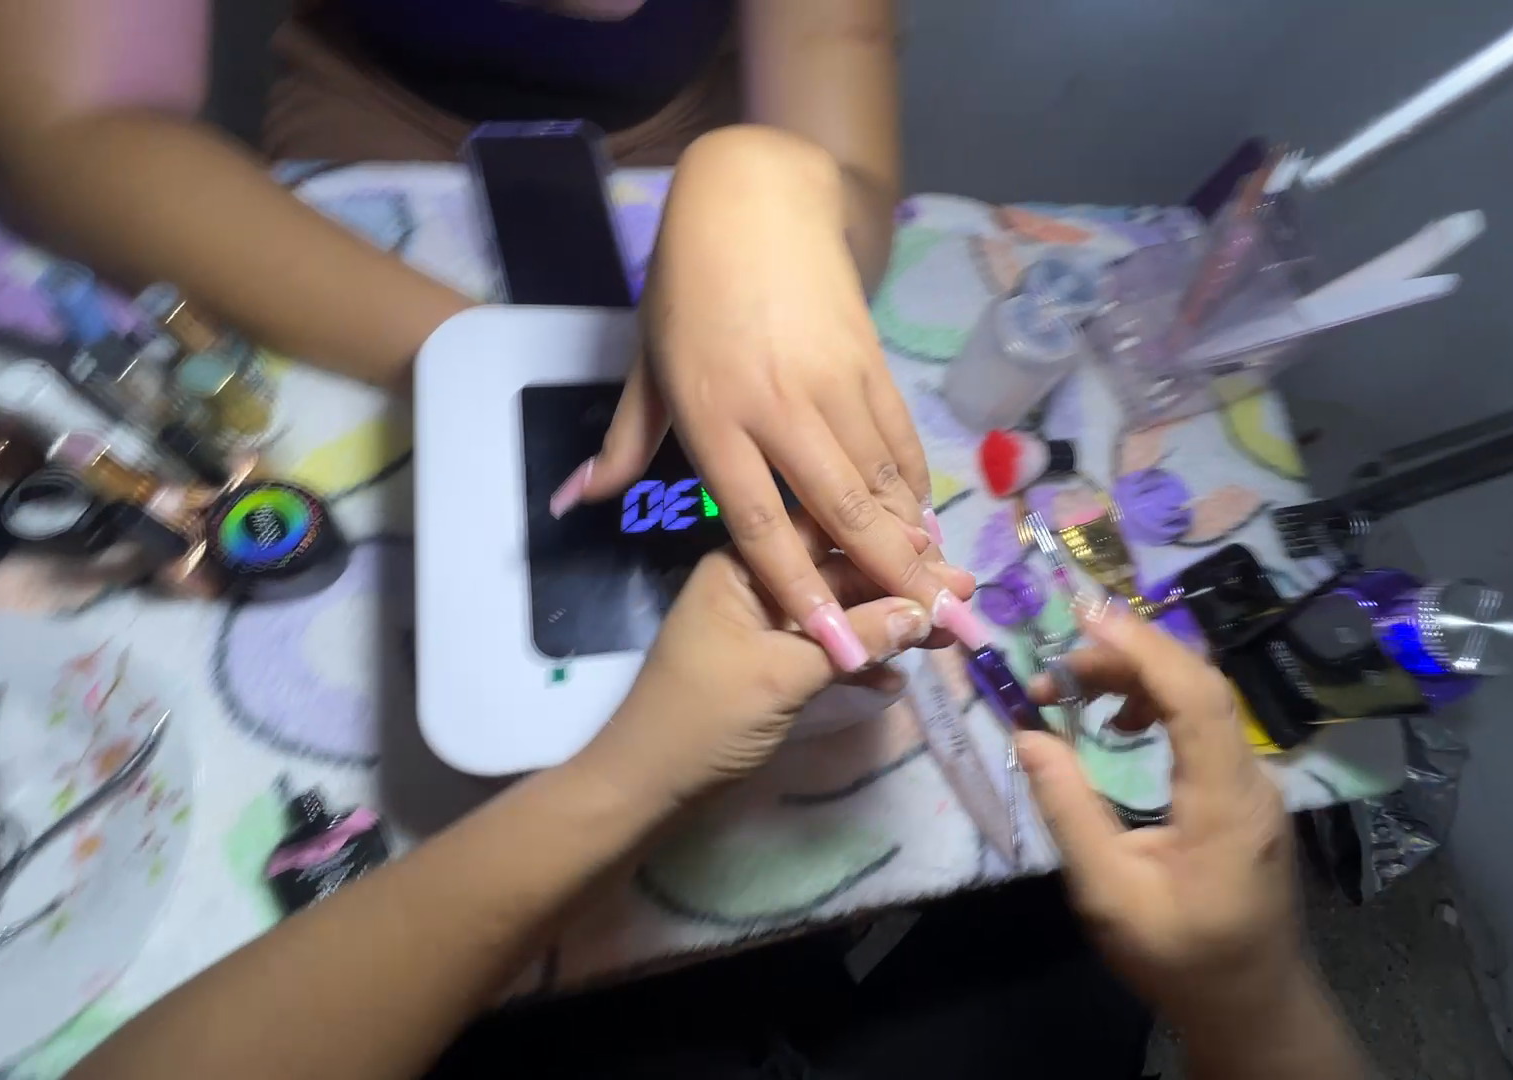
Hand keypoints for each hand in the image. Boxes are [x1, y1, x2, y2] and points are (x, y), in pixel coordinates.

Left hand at [547, 126, 991, 672]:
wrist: (754, 200)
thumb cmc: (687, 289)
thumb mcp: (647, 366)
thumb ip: (623, 444)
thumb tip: (575, 500)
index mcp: (715, 419)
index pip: (759, 524)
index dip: (798, 590)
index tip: (837, 643)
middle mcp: (781, 410)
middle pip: (842, 509)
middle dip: (890, 577)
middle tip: (932, 627)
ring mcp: (834, 384)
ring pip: (882, 478)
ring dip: (910, 539)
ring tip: (937, 588)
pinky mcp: (872, 361)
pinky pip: (899, 438)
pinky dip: (915, 486)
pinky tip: (925, 520)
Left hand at [579, 515, 975, 806]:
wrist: (646, 787)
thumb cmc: (703, 718)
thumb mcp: (782, 674)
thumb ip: (854, 639)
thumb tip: (924, 612)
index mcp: (745, 565)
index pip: (821, 533)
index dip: (881, 537)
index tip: (939, 549)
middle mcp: (759, 584)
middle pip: (839, 574)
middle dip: (899, 586)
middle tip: (962, 593)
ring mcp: (768, 626)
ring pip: (841, 613)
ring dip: (891, 624)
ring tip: (948, 632)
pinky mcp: (776, 662)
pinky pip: (828, 648)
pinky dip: (863, 657)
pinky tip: (902, 672)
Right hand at [1019, 598, 1303, 1014]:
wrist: (1252, 1005)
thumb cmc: (1180, 957)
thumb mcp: (1108, 894)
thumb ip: (1068, 810)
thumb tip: (1027, 734)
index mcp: (1226, 802)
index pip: (1196, 697)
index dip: (1143, 648)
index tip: (1086, 616)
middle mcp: (1249, 777)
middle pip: (1195, 683)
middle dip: (1121, 657)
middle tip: (1051, 673)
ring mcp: (1249, 779)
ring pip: (1196, 695)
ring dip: (1130, 676)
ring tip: (1068, 692)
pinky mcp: (1238, 785)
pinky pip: (1198, 718)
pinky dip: (1150, 699)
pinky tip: (1115, 719)